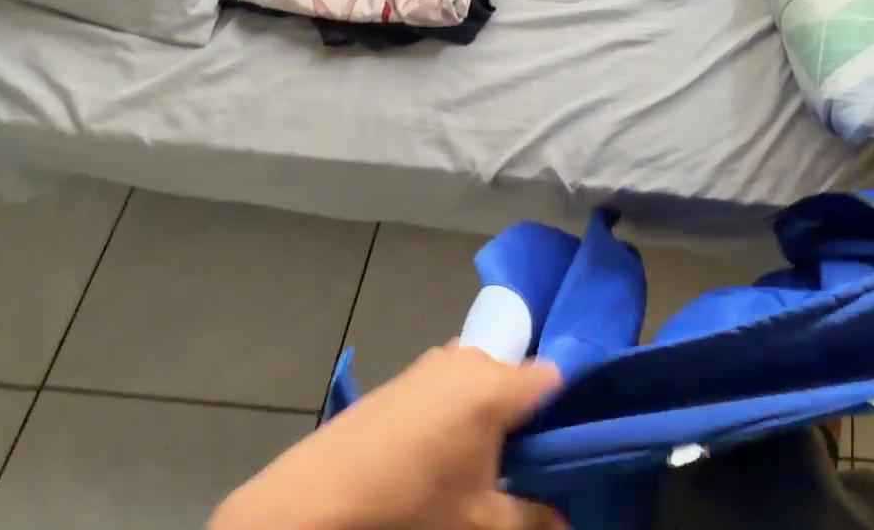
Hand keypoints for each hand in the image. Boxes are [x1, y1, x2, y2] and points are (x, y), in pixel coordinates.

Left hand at [211, 343, 566, 529]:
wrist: (305, 507)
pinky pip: (447, 384)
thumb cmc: (407, 510)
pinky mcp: (400, 378)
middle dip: (521, 414)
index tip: (561, 443)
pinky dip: (452, 409)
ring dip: (484, 411)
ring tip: (472, 461)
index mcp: (496, 386)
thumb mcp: (478, 525)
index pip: (554, 376)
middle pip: (516, 375)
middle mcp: (469, 360)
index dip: (564, 408)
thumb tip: (567, 521)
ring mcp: (430, 364)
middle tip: (516, 461)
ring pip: (480, 378)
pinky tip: (432, 454)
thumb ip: (532, 519)